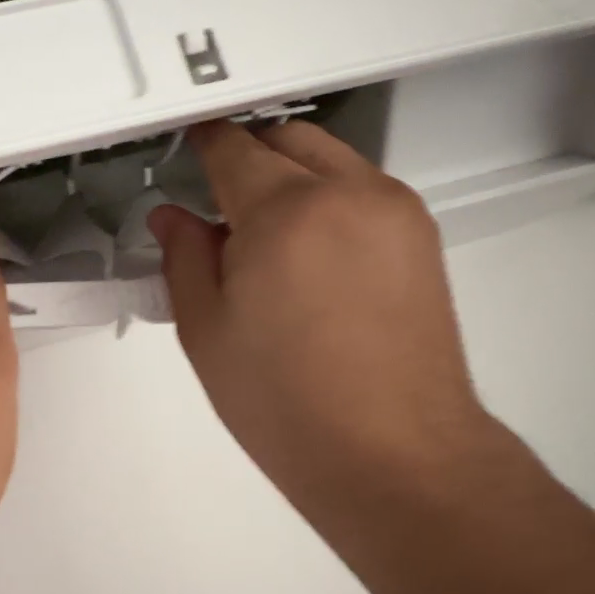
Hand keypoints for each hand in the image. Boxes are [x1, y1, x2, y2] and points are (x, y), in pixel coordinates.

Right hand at [150, 120, 495, 505]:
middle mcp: (348, 194)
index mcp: (285, 212)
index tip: (188, 149)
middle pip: (287, 139)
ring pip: (331, 160)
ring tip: (267, 238)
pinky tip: (310, 256)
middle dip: (248, 156)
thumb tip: (172, 218)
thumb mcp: (207, 331)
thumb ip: (184, 258)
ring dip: (292, 175)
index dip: (203, 144)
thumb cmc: (288, 403)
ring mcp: (394, 213)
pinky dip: (330, 199)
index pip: (233, 148)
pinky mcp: (422, 239)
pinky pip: (363, 191)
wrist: (393, 454)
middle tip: (219, 204)